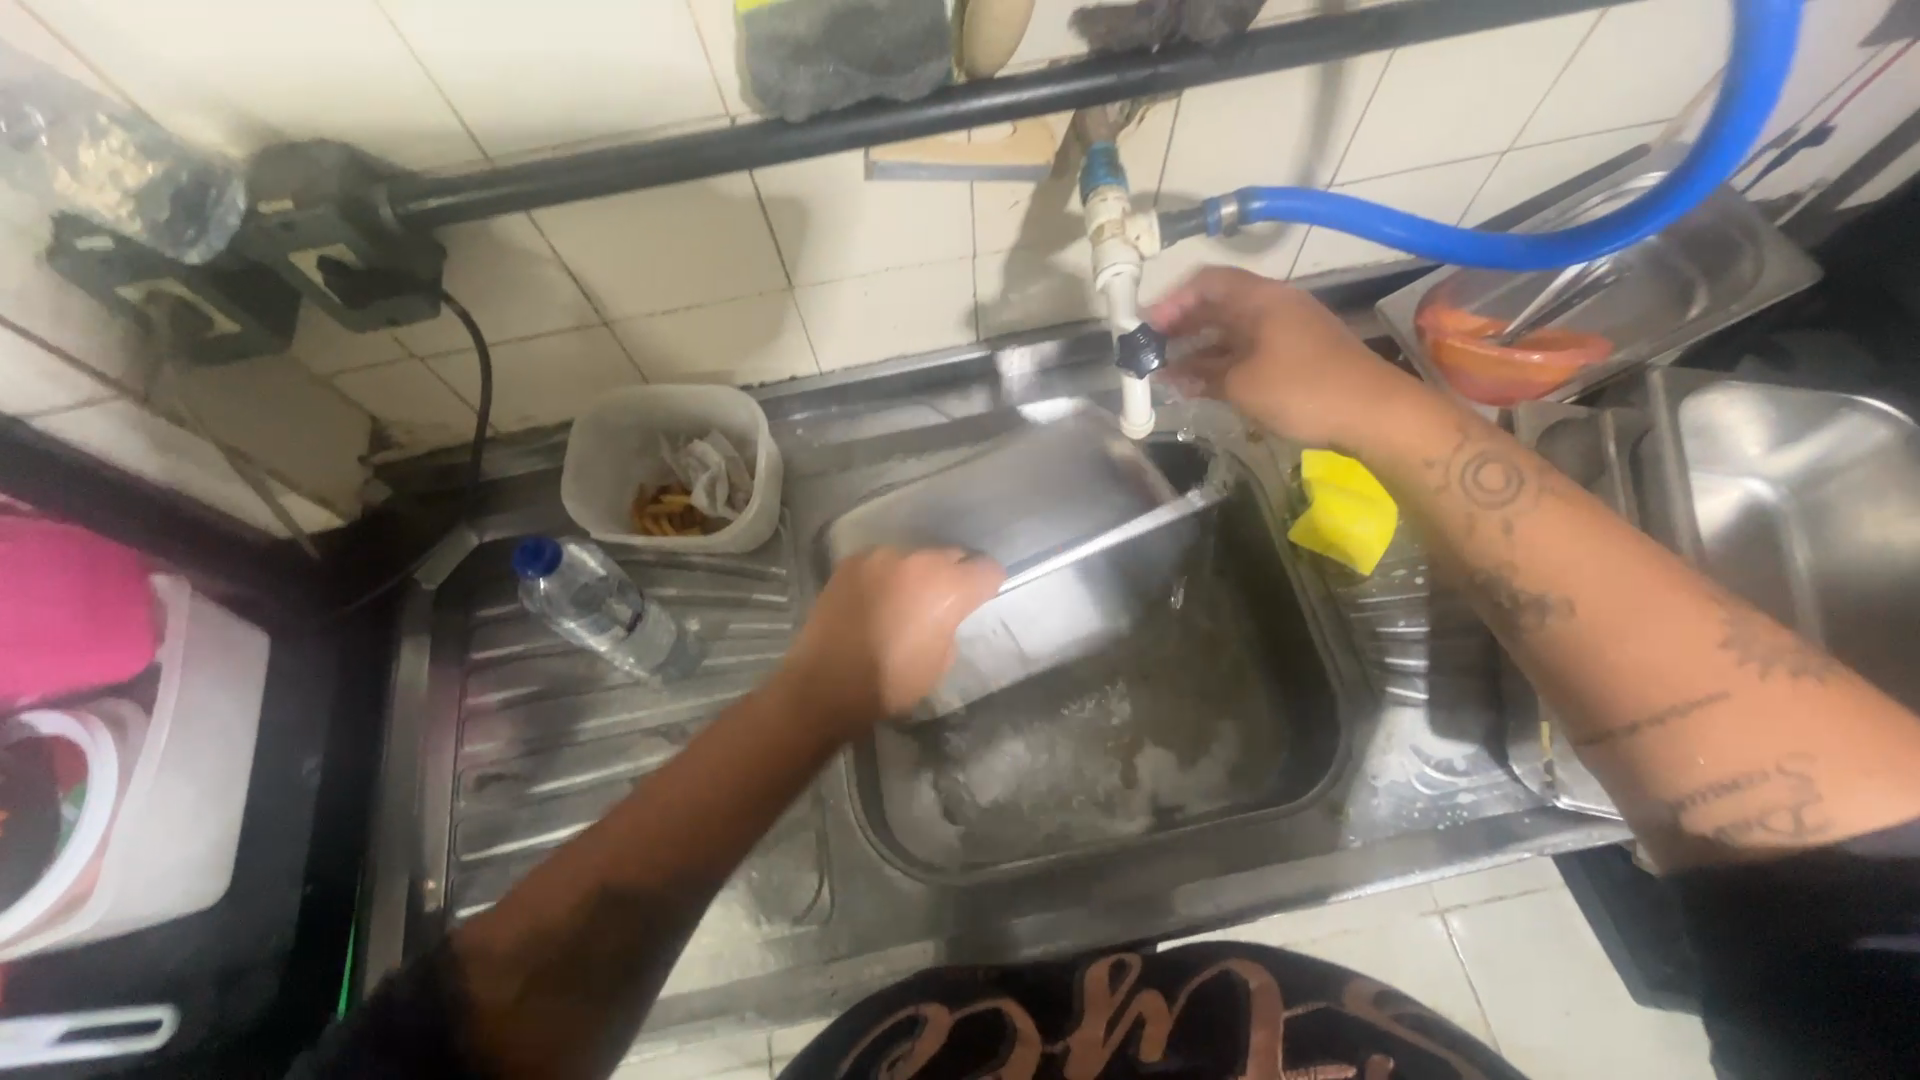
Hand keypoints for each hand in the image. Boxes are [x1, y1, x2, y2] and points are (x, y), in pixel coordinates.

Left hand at [773, 547, 1004, 735]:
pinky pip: (882, 562)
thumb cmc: (891, 683)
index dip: (988, 584)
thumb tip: (943, 611)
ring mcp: (880, 557)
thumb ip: (951, 623)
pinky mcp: (851, 562)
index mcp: (948, 587)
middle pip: (952, 555)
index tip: (981, 598)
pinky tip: (874, 600)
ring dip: (917, 574)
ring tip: (903, 601)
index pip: (987, 568)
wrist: (825, 684)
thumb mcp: (941, 660)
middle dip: (954, 575)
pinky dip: (887, 576)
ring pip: (915, 556)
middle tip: (942, 602)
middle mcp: (918, 561)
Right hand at [1146, 266, 1430, 448]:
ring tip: (1167, 373)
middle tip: (1149, 351)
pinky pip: (1247, 350)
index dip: (1171, 301)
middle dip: (1180, 326)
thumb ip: (1202, 376)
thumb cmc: (1303, 390)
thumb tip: (1174, 375)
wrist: (1374, 413)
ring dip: (1198, 349)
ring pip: (1231, 331)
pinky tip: (1201, 384)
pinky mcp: (1295, 355)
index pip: (1206, 282)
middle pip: (1217, 305)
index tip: (1145, 327)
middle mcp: (1273, 306)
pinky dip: (1221, 363)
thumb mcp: (1242, 385)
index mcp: (1261, 299)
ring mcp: (1287, 331)